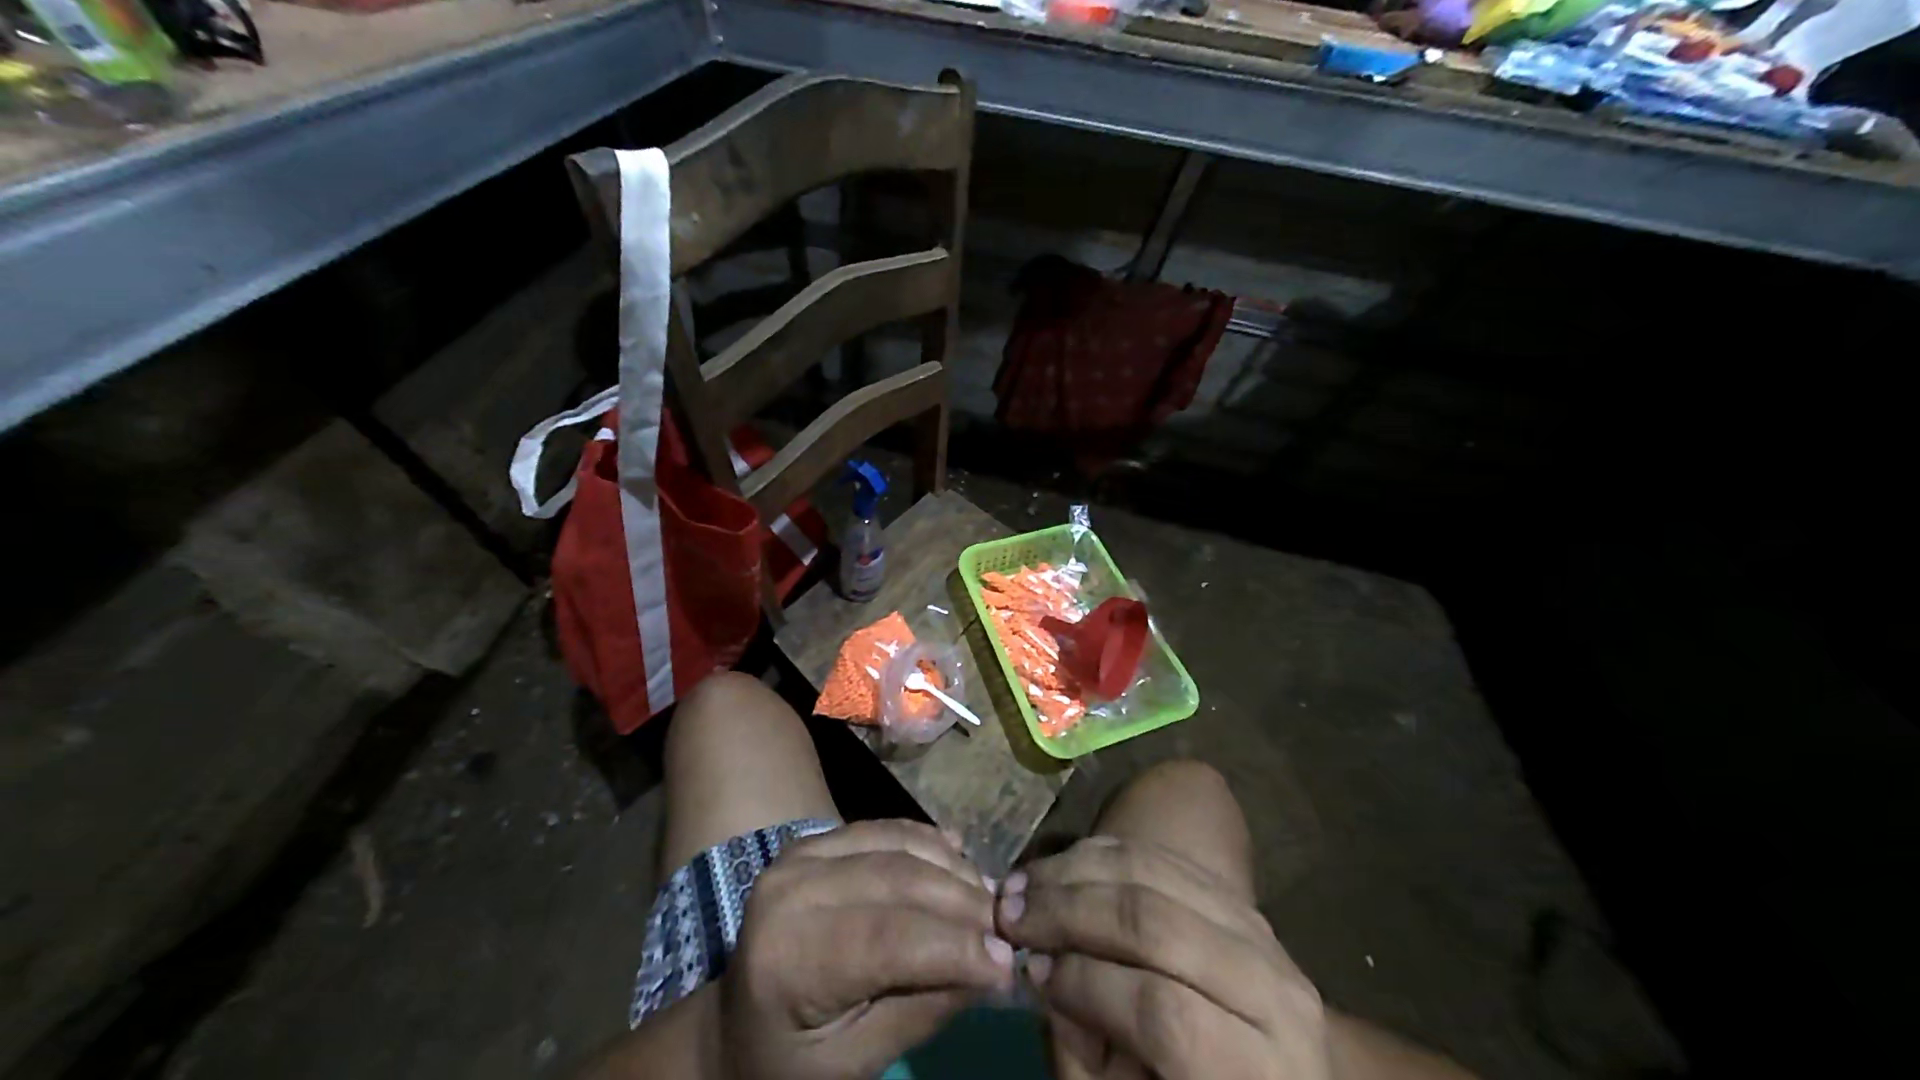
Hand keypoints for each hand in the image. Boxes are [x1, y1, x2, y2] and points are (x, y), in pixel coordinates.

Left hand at [721, 820, 1014, 1079]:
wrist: (734, 1025)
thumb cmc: (793, 1059)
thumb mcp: (855, 1060)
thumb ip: (924, 1007)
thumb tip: (997, 966)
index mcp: (787, 957)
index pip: (888, 939)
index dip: (955, 945)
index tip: (1008, 962)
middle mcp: (789, 889)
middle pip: (898, 880)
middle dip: (963, 902)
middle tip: (1009, 928)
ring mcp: (800, 854)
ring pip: (898, 845)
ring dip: (952, 869)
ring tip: (989, 900)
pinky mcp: (814, 840)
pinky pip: (884, 829)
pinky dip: (927, 841)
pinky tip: (959, 857)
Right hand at [997, 836, 1330, 1079]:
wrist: (1275, 1078)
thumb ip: (1088, 1052)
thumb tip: (1046, 972)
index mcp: (1256, 1070)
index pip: (1163, 1010)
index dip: (1088, 984)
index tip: (1032, 972)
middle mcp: (1273, 991)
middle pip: (1157, 923)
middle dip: (1071, 911)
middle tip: (1010, 913)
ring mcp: (1260, 931)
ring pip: (1157, 872)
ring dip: (1077, 869)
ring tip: (1024, 883)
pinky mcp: (1237, 898)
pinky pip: (1163, 856)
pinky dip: (1103, 853)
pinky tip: (1062, 864)